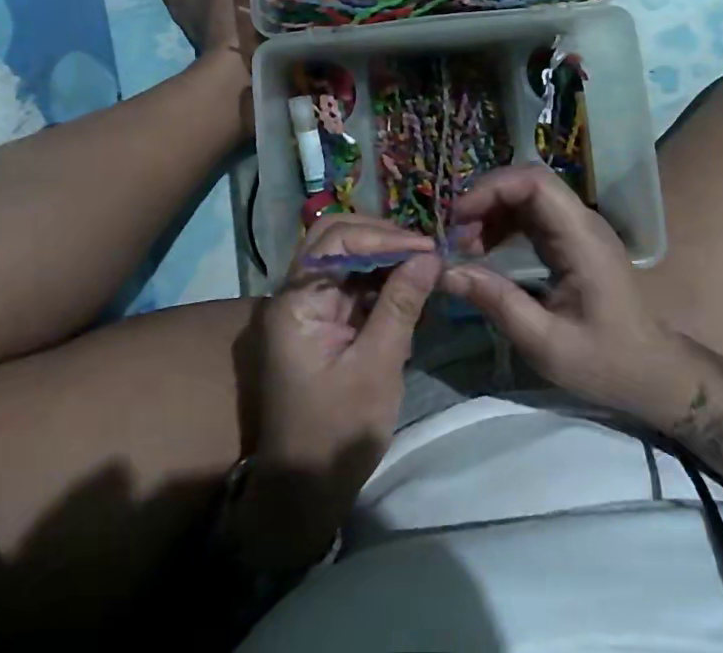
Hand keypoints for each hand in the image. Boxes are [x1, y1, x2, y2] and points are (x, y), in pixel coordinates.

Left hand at [242, 216, 440, 561]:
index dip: (384, 236)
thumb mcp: (378, 366)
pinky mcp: (320, 324)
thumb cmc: (338, 431)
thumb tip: (429, 256)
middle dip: (381, 238)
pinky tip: (408, 286)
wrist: (305, 486)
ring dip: (382, 256)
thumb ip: (400, 305)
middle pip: (333, 240)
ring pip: (342, 259)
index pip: (335, 241)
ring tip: (423, 264)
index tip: (428, 248)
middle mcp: (293, 296)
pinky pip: (349, 286)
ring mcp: (305, 309)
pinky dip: (379, 280)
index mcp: (296, 303)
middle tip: (424, 251)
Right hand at [441, 165, 690, 425]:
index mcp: (581, 240)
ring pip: (527, 195)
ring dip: (491, 211)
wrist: (648, 372)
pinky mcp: (571, 241)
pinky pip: (531, 215)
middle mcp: (582, 223)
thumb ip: (498, 303)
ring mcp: (578, 229)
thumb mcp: (544, 342)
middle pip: (528, 182)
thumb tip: (447, 272)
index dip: (492, 189)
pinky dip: (502, 224)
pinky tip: (484, 250)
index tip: (458, 218)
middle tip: (455, 235)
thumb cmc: (603, 360)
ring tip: (464, 246)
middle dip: (485, 198)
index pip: (536, 183)